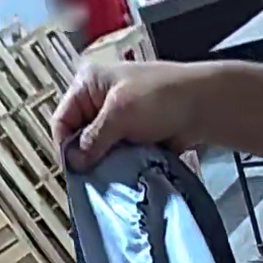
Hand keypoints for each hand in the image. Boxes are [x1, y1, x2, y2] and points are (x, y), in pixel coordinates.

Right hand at [52, 61, 208, 168]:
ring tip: (111, 176)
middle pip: (78, 139)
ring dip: (102, 165)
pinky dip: (116, 168)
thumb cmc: (162, 97)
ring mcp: (114, 121)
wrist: (200, 107)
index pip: (62, 121)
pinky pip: (114, 158)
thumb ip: (94, 140)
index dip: (66, 147)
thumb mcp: (120, 115)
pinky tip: (122, 175)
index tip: (76, 171)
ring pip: (96, 152)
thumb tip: (75, 163)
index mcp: (88, 84)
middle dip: (85, 159)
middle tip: (94, 178)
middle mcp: (97, 102)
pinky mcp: (129, 138)